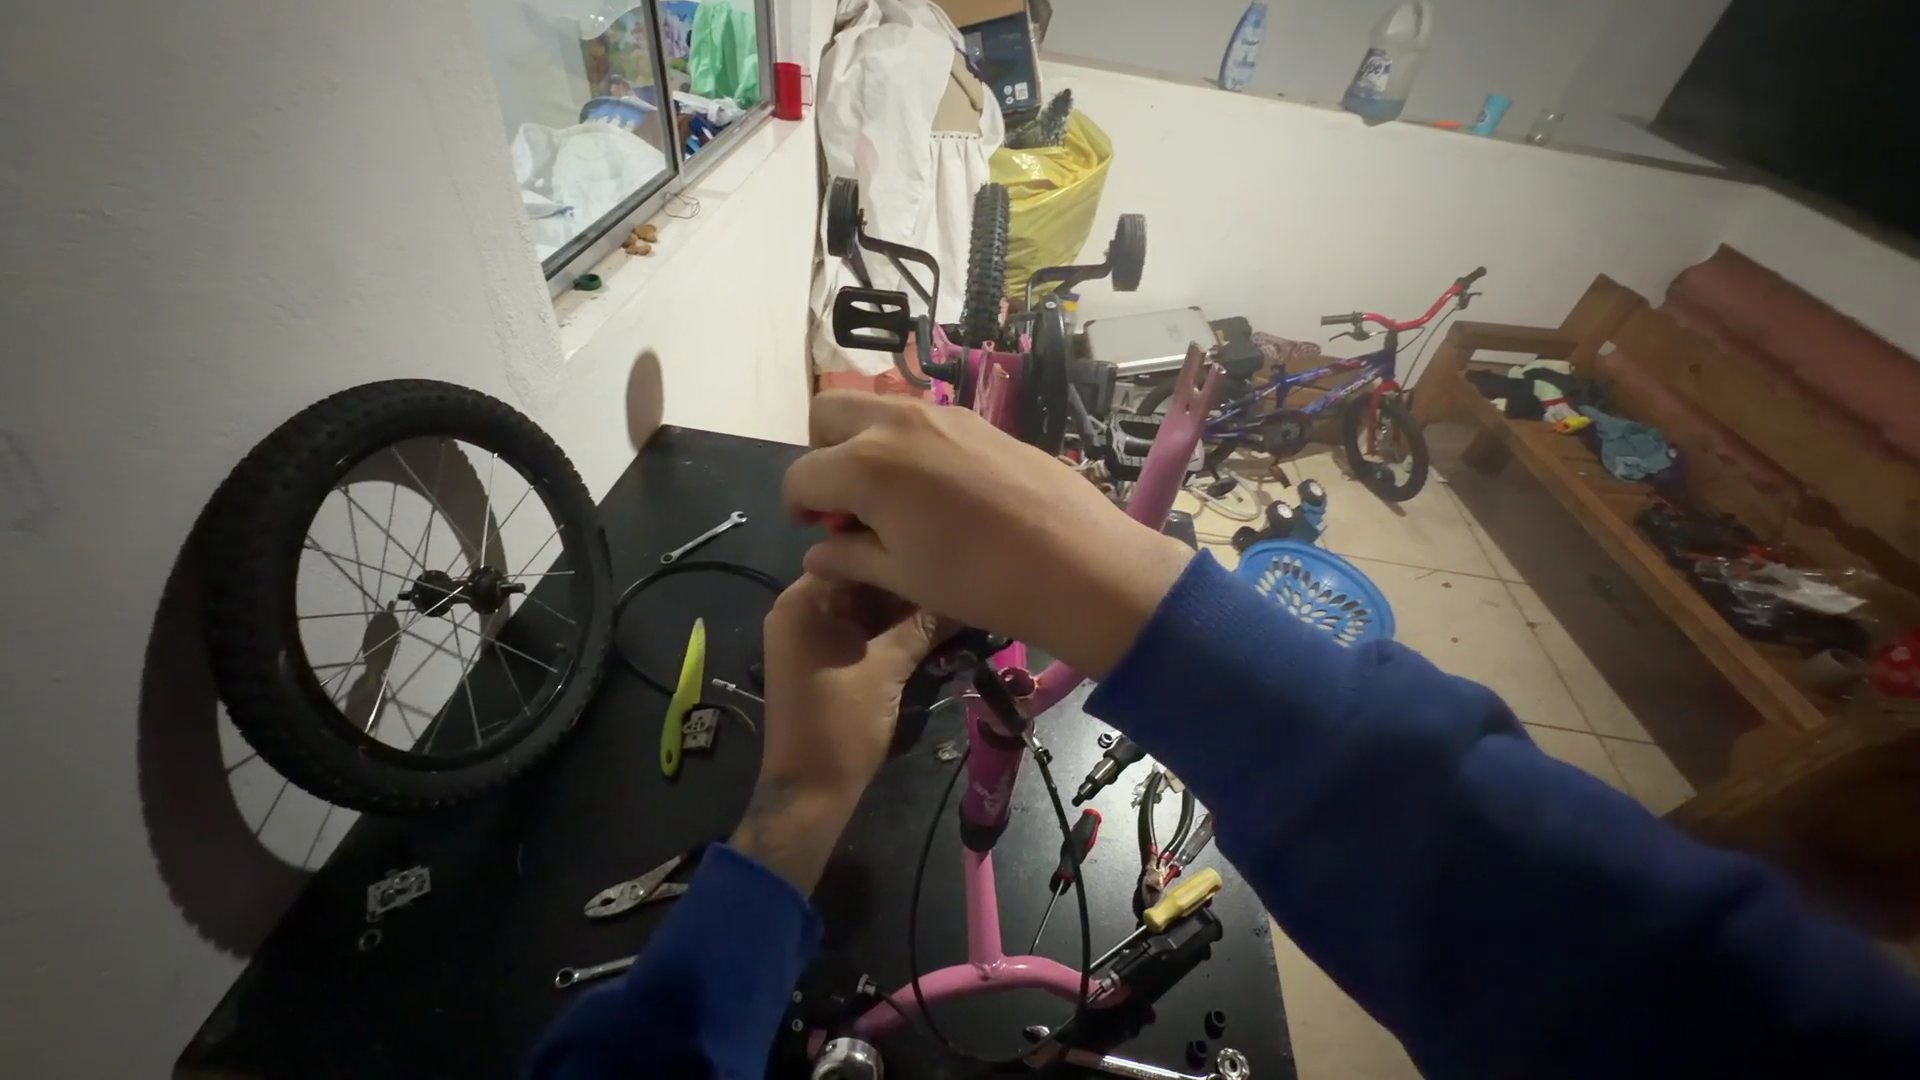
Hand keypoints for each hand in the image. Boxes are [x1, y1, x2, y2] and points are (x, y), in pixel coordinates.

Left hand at [729, 575, 946, 891]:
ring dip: (904, 607)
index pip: (852, 556)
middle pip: (861, 580)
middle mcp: (802, 610)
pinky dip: (893, 629)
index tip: (941, 550)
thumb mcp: (887, 670)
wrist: (811, 792)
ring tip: (953, 596)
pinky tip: (935, 624)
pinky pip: (863, 629)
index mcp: (802, 603)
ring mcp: (813, 635)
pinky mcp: (827, 657)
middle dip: (905, 583)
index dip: (896, 552)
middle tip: (955, 577)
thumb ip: (923, 626)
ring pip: (866, 606)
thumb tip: (963, 595)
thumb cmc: (841, 725)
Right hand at [782, 393, 1193, 676]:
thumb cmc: (979, 580)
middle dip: (821, 452)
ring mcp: (941, 413)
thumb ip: (850, 557)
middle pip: (827, 413)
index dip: (796, 504)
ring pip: (875, 407)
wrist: (1076, 561)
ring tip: (889, 494)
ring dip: (862, 441)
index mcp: (866, 465)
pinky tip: (934, 486)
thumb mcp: (904, 576)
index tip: (812, 529)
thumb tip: (816, 553)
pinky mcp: (977, 417)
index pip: (801, 473)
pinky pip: (919, 416)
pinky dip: (904, 441)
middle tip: (844, 500)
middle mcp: (896, 423)